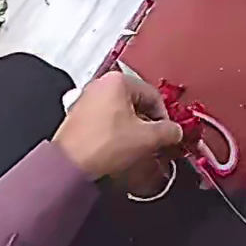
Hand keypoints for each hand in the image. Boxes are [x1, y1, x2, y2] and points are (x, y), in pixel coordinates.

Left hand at [52, 72, 182, 179]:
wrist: (69, 165)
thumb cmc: (105, 145)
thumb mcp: (146, 138)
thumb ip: (168, 131)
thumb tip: (175, 131)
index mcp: (118, 81)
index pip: (153, 96)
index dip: (164, 117)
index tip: (166, 134)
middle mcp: (101, 84)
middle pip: (137, 102)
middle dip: (148, 123)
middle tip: (153, 141)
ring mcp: (87, 98)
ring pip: (121, 110)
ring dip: (133, 127)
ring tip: (135, 146)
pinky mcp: (78, 114)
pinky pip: (106, 117)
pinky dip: (116, 130)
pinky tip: (118, 146)